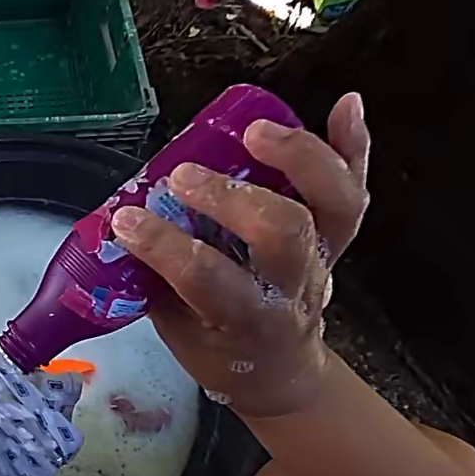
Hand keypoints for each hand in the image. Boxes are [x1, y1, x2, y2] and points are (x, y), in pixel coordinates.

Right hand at [110, 92, 369, 419]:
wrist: (277, 370)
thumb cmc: (219, 351)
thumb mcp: (178, 331)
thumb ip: (157, 280)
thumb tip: (122, 227)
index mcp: (245, 320)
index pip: (207, 277)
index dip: (163, 244)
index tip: (126, 221)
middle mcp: (291, 287)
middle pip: (282, 231)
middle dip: (230, 196)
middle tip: (183, 176)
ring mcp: (320, 260)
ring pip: (331, 204)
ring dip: (298, 159)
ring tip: (256, 131)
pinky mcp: (335, 240)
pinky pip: (352, 191)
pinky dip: (352, 145)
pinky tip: (344, 105)